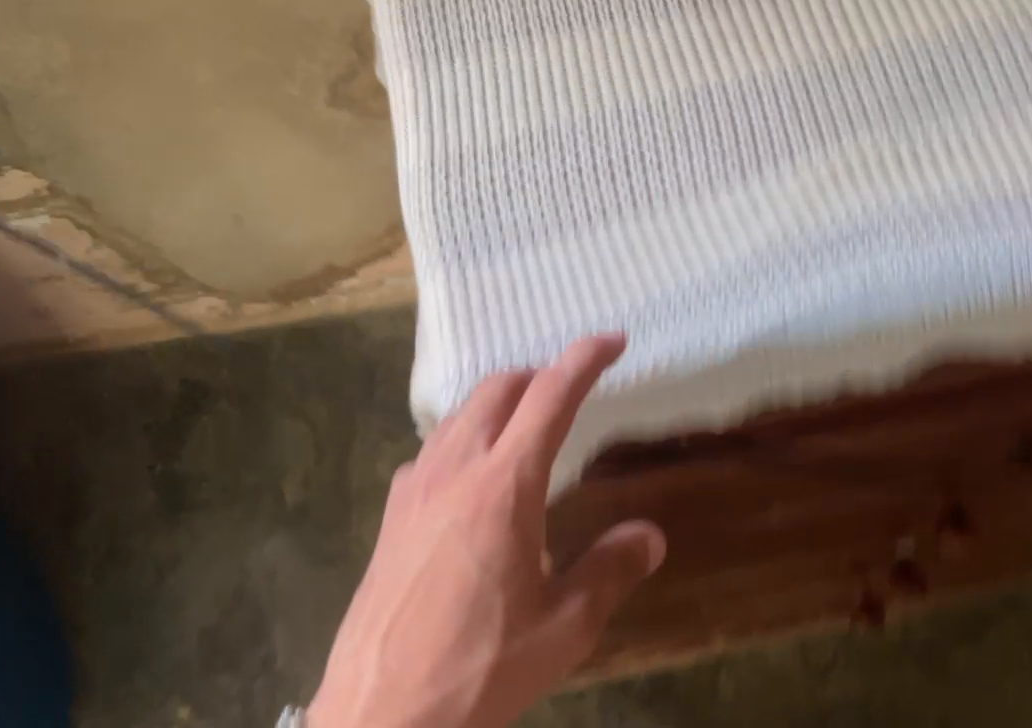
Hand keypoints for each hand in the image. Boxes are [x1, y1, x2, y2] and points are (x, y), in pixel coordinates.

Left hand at [307, 335, 665, 727]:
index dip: (585, 358)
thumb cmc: (481, 665)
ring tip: (524, 429)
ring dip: (499, 403)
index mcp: (506, 483)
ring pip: (461, 413)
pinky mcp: (392, 511)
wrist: (381, 713)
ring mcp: (416, 485)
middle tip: (570, 393)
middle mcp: (457, 467)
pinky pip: (433, 450)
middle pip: (500, 387)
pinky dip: (464, 440)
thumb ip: (610, 570)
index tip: (613, 340)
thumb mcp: (564, 627)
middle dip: (539, 375)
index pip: (551, 394)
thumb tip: (650, 535)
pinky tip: (471, 481)